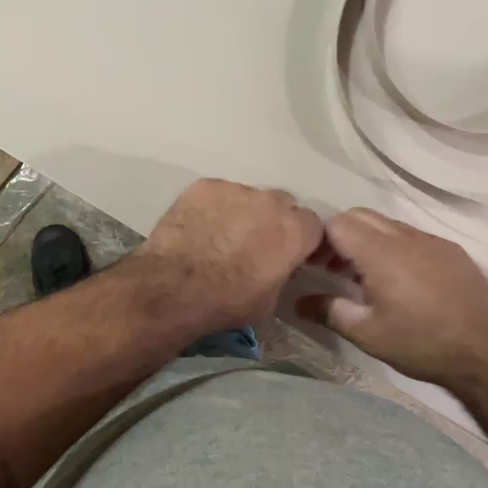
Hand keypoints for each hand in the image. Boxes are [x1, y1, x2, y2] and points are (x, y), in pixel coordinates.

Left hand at [132, 179, 324, 333]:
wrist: (175, 287)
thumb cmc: (228, 301)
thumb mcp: (271, 299)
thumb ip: (283, 271)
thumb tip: (278, 263)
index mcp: (294, 231)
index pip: (312, 225)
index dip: (301, 239)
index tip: (289, 253)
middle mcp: (270, 202)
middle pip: (282, 204)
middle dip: (274, 221)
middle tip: (255, 243)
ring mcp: (235, 189)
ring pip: (248, 197)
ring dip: (243, 212)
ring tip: (222, 235)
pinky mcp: (204, 186)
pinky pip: (217, 194)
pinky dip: (213, 207)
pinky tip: (199, 227)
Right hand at [297, 207, 487, 383]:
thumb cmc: (421, 343)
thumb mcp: (366, 333)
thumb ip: (327, 311)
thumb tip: (297, 301)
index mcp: (380, 252)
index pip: (336, 223)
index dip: (319, 240)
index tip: (315, 266)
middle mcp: (405, 236)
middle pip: (360, 216)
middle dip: (340, 236)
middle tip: (333, 270)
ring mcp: (431, 240)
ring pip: (387, 224)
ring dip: (367, 240)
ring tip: (364, 277)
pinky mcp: (451, 250)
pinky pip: (412, 236)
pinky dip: (394, 247)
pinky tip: (400, 281)